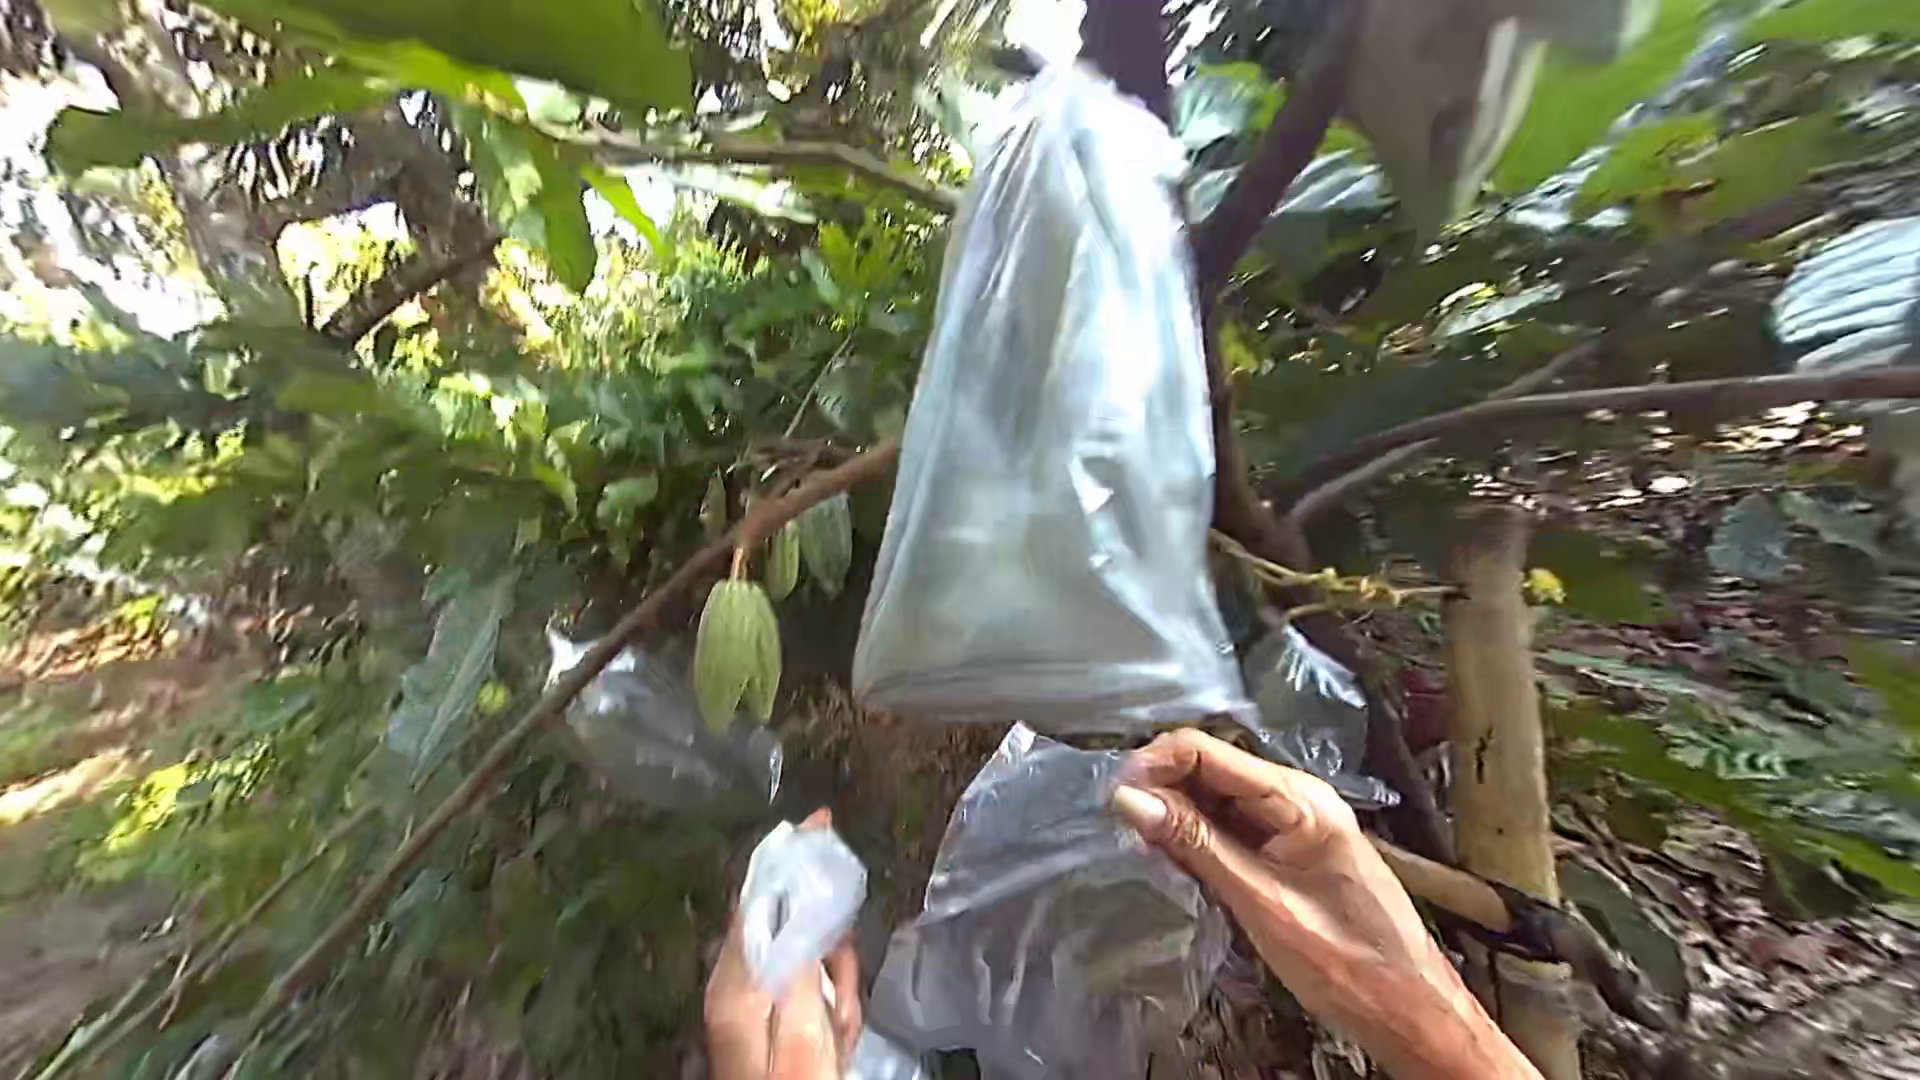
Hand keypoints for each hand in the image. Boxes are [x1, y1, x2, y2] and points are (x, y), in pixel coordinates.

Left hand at [705, 809, 862, 1079]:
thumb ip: (801, 960)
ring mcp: (751, 996)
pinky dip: (830, 998)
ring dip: (835, 979)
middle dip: (830, 947)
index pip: (760, 894)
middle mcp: (737, 979)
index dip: (789, 853)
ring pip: (806, 951)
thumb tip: (802, 897)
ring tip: (842, 1026)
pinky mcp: (768, 1011)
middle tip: (844, 993)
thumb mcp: (805, 1032)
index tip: (821, 819)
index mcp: (736, 980)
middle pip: (791, 921)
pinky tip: (838, 1032)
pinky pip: (808, 980)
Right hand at [1113, 730, 1540, 1079]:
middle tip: (1124, 825)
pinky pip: (1226, 821)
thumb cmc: (1349, 966)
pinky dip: (1194, 834)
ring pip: (1212, 794)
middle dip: (1160, 788)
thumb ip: (1194, 844)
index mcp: (1296, 797)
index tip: (1116, 796)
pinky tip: (1174, 855)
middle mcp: (1292, 793)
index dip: (1155, 763)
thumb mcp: (1262, 903)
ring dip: (1174, 813)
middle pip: (1207, 767)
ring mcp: (1289, 817)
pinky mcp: (1283, 841)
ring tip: (1142, 843)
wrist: (1422, 1023)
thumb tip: (1127, 799)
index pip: (1206, 750)